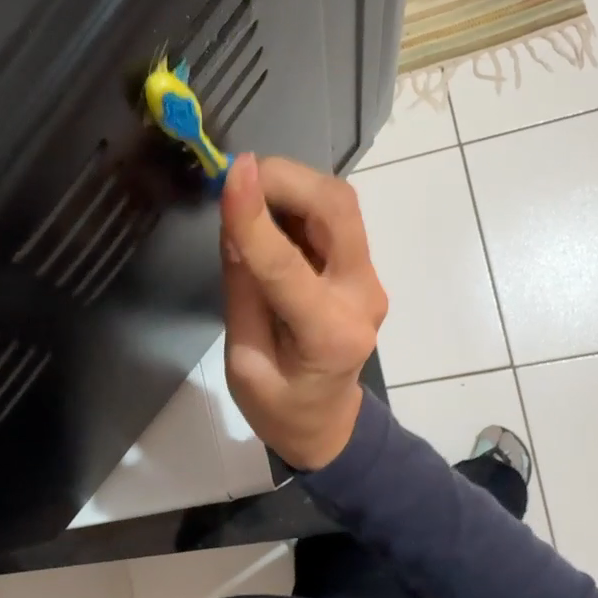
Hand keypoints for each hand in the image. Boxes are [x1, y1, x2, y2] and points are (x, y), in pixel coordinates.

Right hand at [220, 154, 386, 469]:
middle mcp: (361, 298)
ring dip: (293, 184)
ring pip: (340, 205)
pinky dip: (297, 200)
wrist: (328, 425)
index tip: (230, 172)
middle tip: (238, 175)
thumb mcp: (245, 362)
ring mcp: (367, 280)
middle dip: (287, 178)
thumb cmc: (279, 409)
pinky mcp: (360, 269)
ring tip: (246, 189)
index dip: (255, 216)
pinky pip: (333, 218)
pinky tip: (266, 208)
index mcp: (328, 335)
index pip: (286, 265)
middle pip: (337, 210)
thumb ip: (243, 292)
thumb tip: (233, 226)